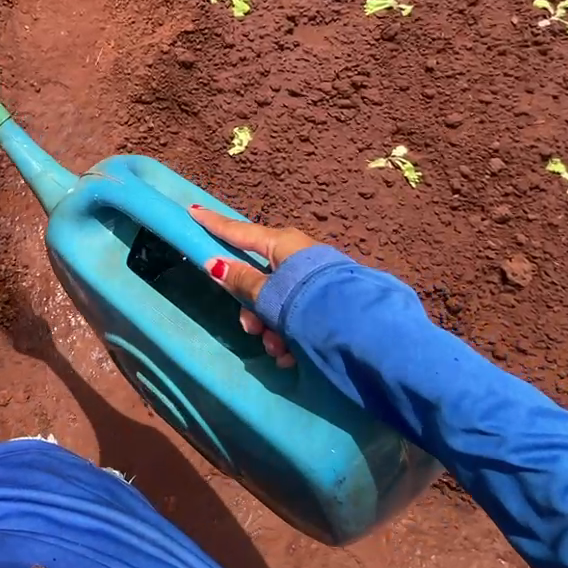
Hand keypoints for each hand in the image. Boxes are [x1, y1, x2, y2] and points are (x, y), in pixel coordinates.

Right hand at [187, 206, 319, 368]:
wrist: (375, 338)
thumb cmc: (312, 308)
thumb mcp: (269, 296)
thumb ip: (241, 281)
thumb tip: (215, 264)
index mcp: (284, 245)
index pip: (238, 232)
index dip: (214, 224)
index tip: (192, 211)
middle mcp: (301, 258)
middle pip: (258, 276)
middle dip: (251, 306)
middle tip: (251, 329)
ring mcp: (318, 282)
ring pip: (278, 301)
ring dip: (271, 326)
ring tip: (279, 351)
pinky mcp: (333, 303)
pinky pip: (299, 314)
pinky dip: (291, 334)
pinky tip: (293, 356)